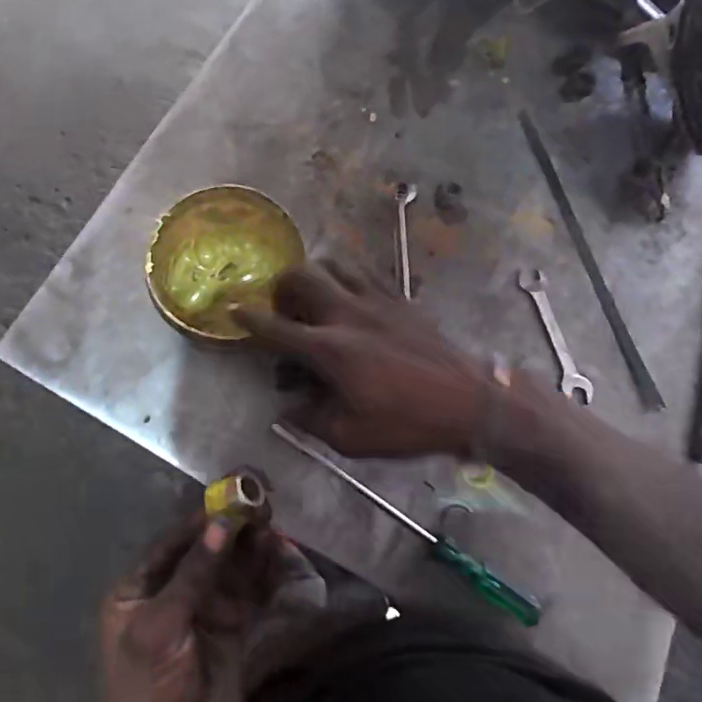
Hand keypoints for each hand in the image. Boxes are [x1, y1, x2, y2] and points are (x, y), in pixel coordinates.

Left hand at [100, 513, 283, 701]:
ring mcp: (203, 608)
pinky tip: (279, 553)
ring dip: (251, 546)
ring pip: (231, 566)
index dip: (201, 520)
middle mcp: (171, 592)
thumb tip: (221, 524)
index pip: (171, 542)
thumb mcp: (161, 628)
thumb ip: (193, 574)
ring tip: (273, 525)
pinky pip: (249, 589)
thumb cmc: (149, 691)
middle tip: (261, 504)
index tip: (231, 496)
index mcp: (138, 589)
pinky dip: (264, 571)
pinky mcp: (231, 624)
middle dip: (232, 528)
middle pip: (206, 549)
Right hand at [234, 261, 492, 457]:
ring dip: (315, 276)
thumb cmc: (407, 424)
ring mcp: (376, 300)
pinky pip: (365, 272)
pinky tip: (351, 296)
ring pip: (333, 264)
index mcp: (330, 351)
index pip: (276, 328)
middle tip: (284, 308)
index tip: (233, 309)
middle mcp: (347, 315)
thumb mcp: (352, 437)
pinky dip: (347, 276)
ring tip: (316, 298)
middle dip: (282, 287)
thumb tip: (290, 410)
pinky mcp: (399, 297)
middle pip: (301, 277)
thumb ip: (311, 419)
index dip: (249, 318)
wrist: (469, 402)